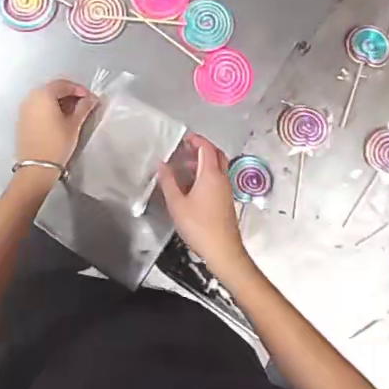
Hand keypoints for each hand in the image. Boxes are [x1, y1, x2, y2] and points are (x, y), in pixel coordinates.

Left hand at [16, 78, 98, 171]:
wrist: (36, 167)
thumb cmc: (57, 144)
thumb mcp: (74, 124)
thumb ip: (83, 107)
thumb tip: (91, 98)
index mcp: (43, 95)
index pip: (63, 84)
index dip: (79, 89)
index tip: (90, 98)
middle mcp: (31, 98)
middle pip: (53, 90)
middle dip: (69, 94)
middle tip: (83, 104)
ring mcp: (24, 109)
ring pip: (44, 99)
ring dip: (59, 102)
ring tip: (73, 113)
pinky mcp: (22, 120)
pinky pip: (38, 108)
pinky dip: (49, 109)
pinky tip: (59, 119)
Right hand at [158, 133, 249, 272]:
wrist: (222, 250)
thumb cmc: (199, 226)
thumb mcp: (177, 204)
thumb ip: (168, 182)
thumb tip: (162, 164)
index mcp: (211, 175)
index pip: (207, 148)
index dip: (196, 140)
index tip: (184, 137)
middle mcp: (222, 178)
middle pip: (216, 155)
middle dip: (202, 148)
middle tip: (186, 148)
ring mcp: (226, 190)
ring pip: (218, 167)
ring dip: (203, 162)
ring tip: (184, 165)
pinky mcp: (225, 200)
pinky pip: (217, 179)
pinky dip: (206, 174)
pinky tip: (191, 184)